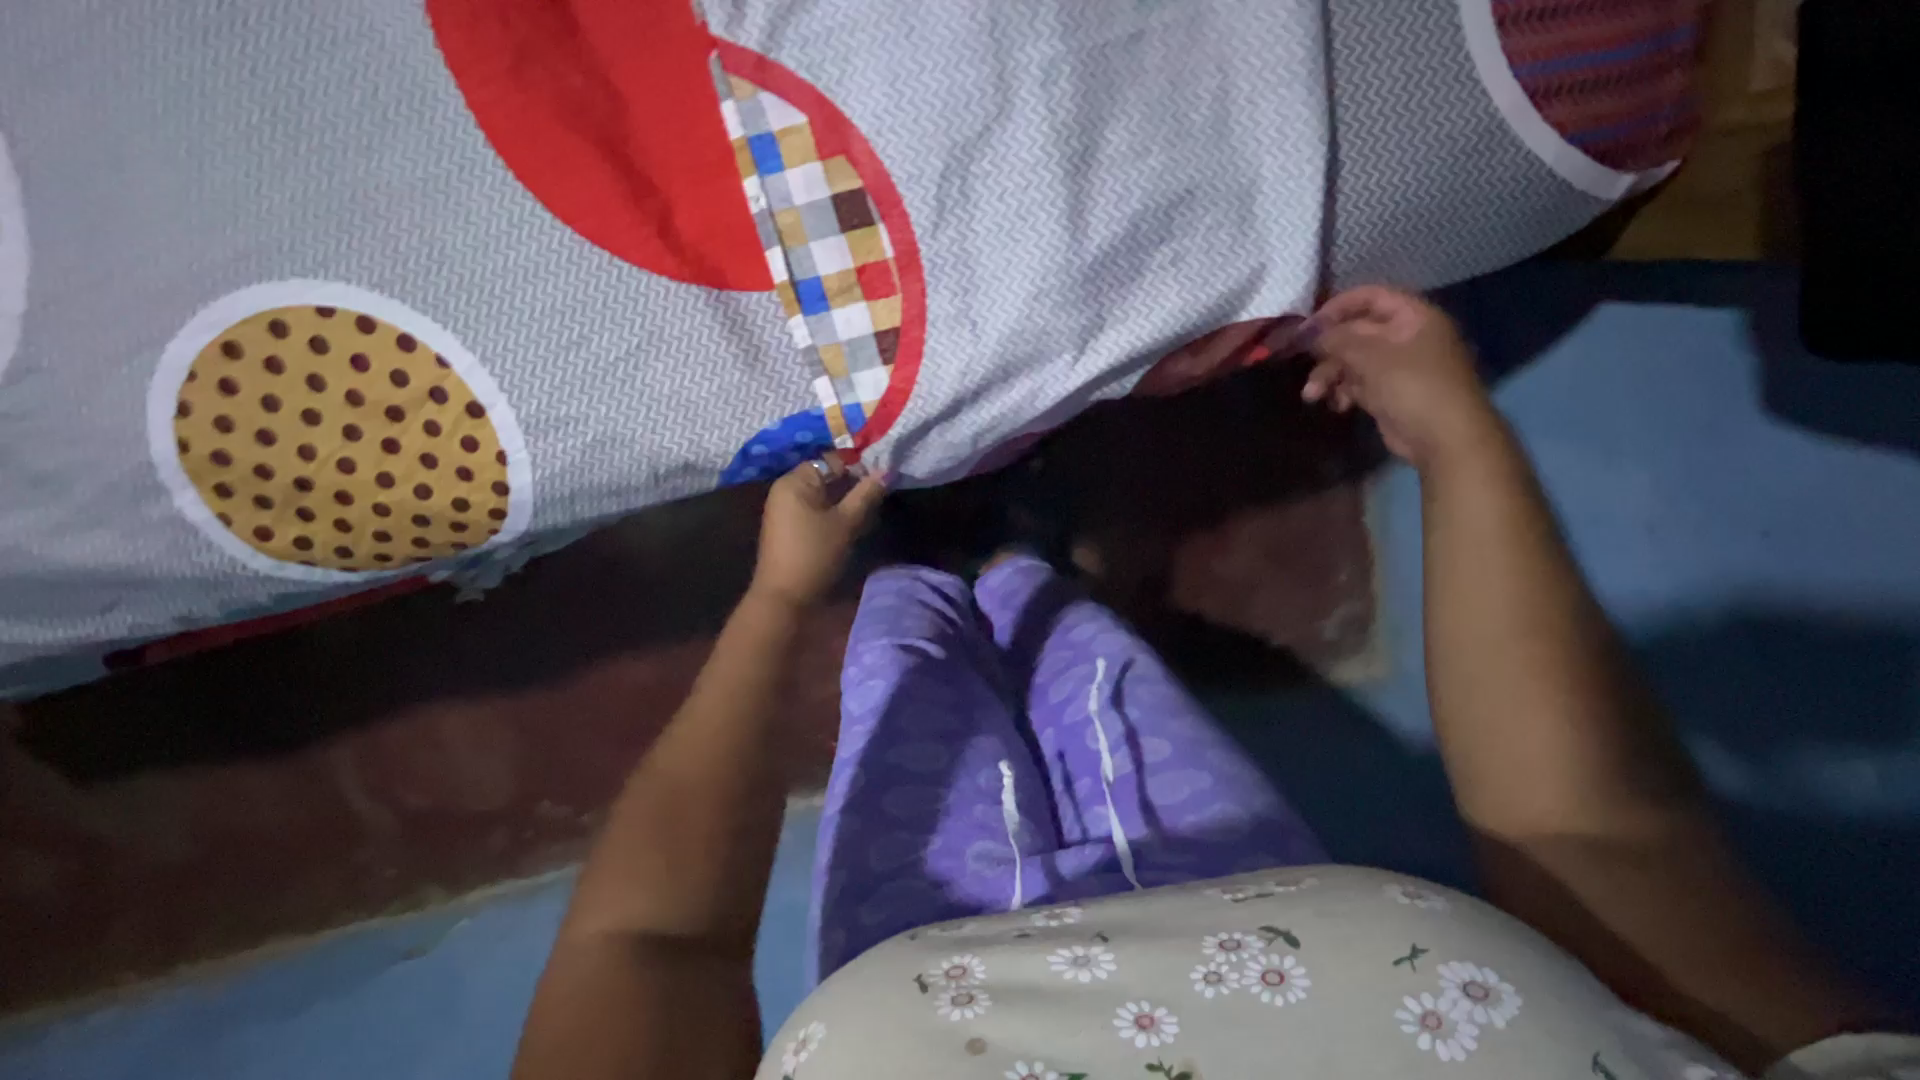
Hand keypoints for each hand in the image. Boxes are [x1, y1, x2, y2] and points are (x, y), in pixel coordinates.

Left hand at [748, 454, 886, 609]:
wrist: (784, 598)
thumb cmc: (814, 554)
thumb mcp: (846, 522)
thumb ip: (866, 494)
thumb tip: (886, 470)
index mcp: (795, 481)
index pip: (831, 461)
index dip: (858, 467)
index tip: (881, 480)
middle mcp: (785, 490)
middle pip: (826, 477)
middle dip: (853, 485)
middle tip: (878, 497)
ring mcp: (784, 510)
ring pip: (822, 496)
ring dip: (845, 501)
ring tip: (869, 512)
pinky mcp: (788, 528)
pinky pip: (814, 510)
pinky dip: (833, 514)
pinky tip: (851, 526)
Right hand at [1300, 286, 1502, 470]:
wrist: (1444, 438)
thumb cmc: (1412, 386)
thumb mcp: (1370, 357)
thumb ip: (1336, 339)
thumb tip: (1308, 333)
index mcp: (1412, 317)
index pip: (1370, 297)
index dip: (1337, 307)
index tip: (1308, 326)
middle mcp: (1406, 337)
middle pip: (1356, 332)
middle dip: (1327, 351)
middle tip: (1304, 366)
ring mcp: (1398, 367)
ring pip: (1353, 361)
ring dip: (1329, 376)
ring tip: (1313, 396)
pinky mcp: (1389, 393)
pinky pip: (1358, 384)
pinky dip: (1343, 391)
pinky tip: (1338, 405)